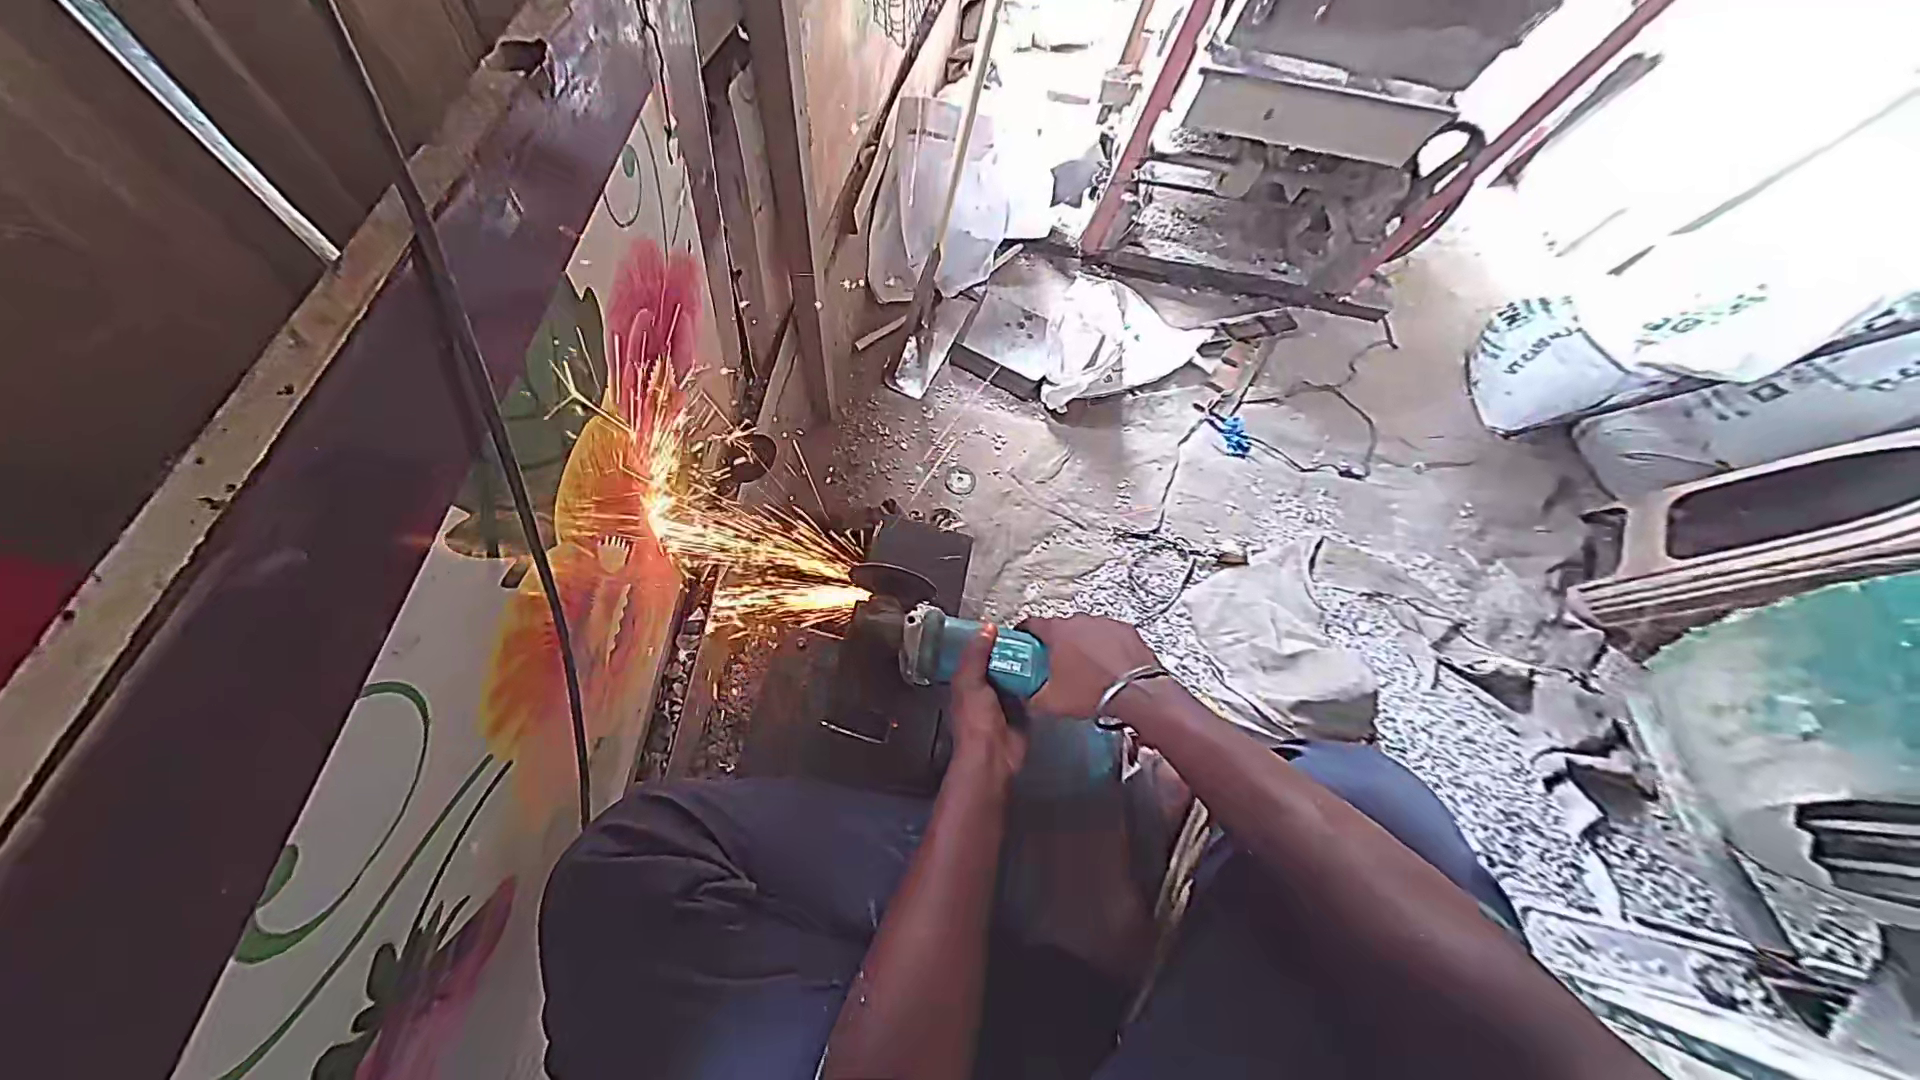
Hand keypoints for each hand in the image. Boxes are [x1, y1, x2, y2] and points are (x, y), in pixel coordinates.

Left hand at [948, 623, 1026, 781]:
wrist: (994, 755)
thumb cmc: (975, 720)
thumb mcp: (969, 681)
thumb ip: (975, 655)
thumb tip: (986, 628)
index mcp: (968, 680)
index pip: (978, 654)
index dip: (988, 640)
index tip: (1004, 625)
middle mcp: (986, 688)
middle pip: (1000, 662)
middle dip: (1012, 650)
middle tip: (1029, 633)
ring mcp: (1005, 699)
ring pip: (1017, 674)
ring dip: (1027, 664)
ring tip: (1041, 645)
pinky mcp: (1023, 709)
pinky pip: (1031, 690)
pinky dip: (1038, 681)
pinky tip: (1048, 667)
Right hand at [1019, 615, 1160, 719]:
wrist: (1136, 693)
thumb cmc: (1092, 692)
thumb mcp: (1051, 702)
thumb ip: (1032, 697)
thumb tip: (1028, 699)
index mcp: (1056, 632)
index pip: (1031, 624)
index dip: (1025, 634)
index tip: (1025, 644)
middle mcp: (1079, 620)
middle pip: (1060, 627)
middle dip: (1057, 643)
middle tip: (1057, 663)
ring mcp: (1104, 623)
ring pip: (1086, 630)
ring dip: (1083, 644)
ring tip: (1086, 667)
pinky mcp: (1126, 630)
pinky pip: (1109, 635)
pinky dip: (1106, 646)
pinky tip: (1108, 665)